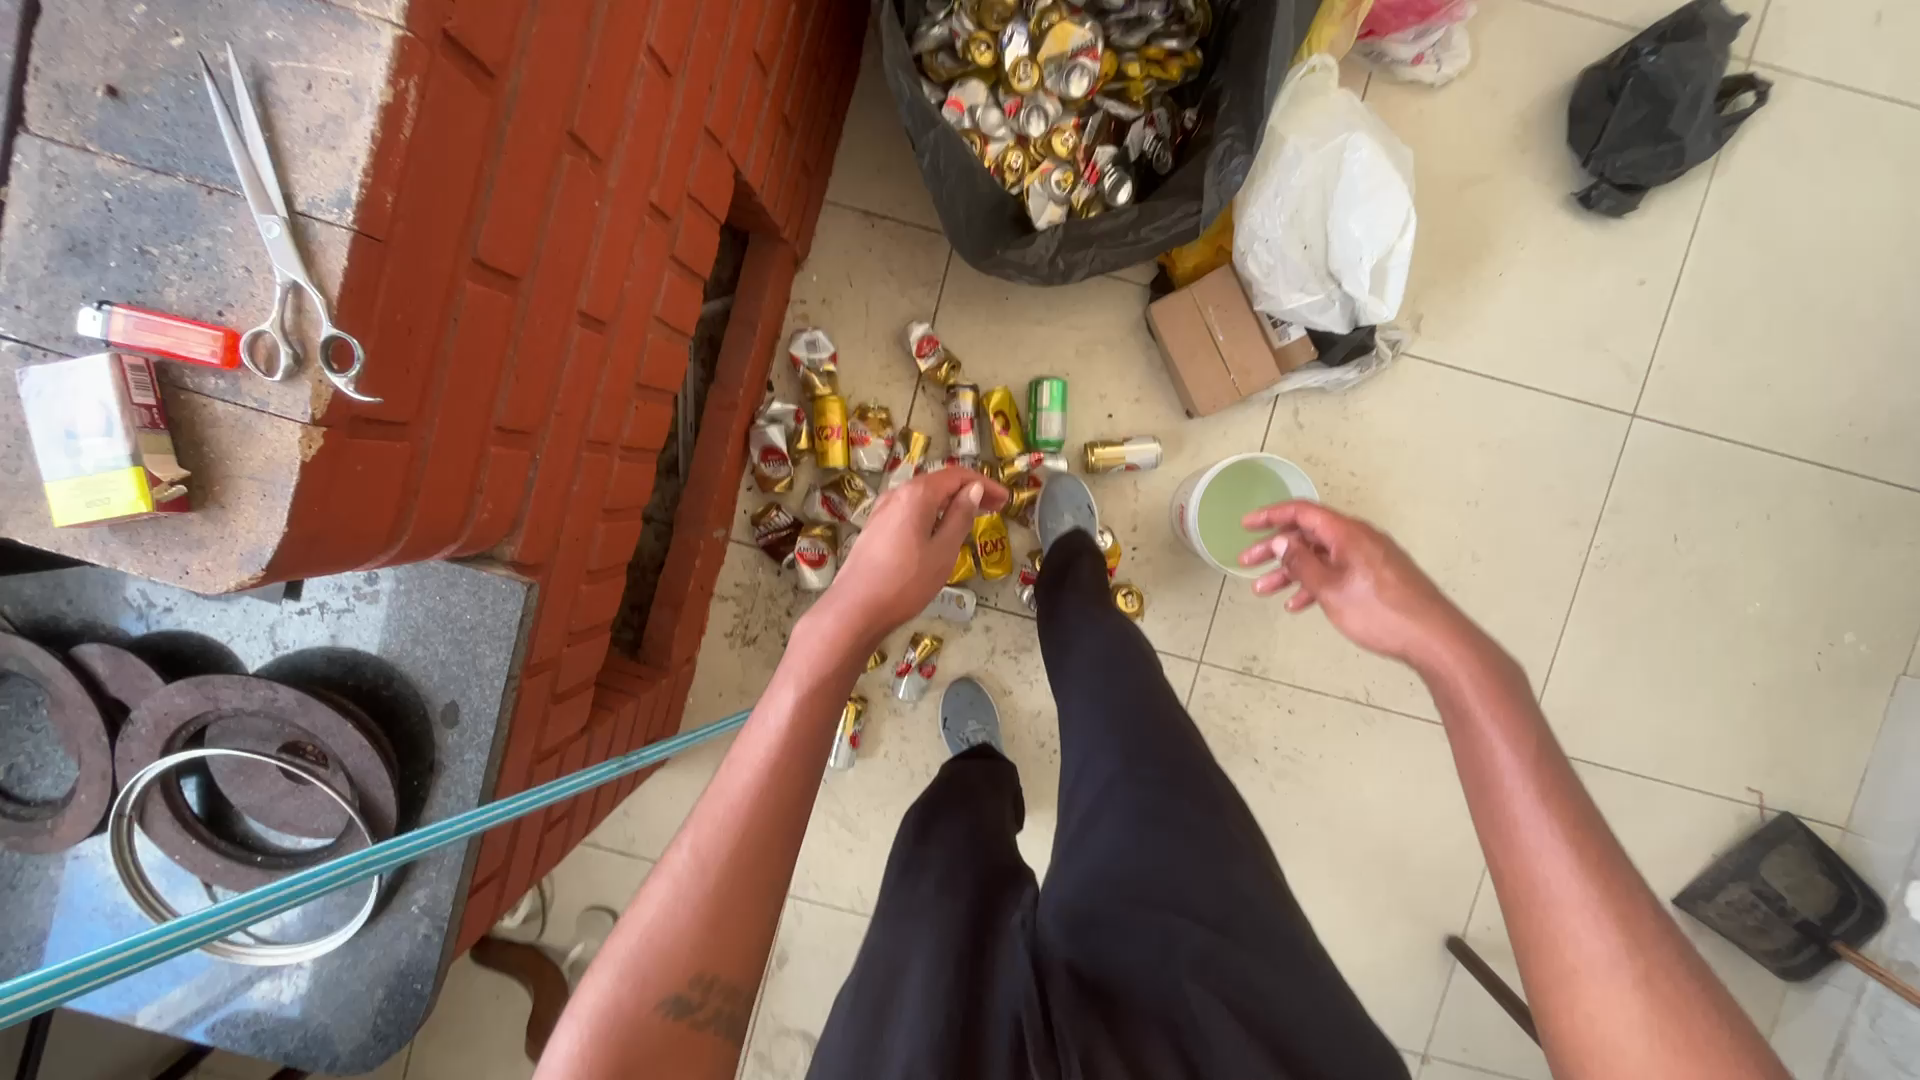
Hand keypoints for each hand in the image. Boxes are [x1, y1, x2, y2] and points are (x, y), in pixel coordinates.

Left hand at [812, 469, 1008, 648]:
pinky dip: (932, 513)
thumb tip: (973, 490)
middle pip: (939, 482)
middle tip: (995, 508)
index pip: (957, 476)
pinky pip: (910, 510)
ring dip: (950, 502)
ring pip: (923, 496)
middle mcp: (897, 494)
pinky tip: (940, 530)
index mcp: (916, 494)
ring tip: (972, 518)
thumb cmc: (905, 582)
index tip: (1006, 500)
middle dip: (969, 491)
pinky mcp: (876, 527)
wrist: (855, 609)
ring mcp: (882, 510)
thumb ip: (960, 517)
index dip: (985, 484)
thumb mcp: (943, 551)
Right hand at [1238, 501, 1465, 668]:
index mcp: (1347, 533)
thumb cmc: (1380, 612)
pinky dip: (1314, 583)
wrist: (1432, 638)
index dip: (1270, 515)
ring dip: (1290, 571)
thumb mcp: (1329, 588)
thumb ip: (1301, 563)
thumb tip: (1281, 542)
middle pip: (1308, 535)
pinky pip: (1335, 571)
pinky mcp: (1375, 576)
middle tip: (1247, 561)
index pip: (1302, 511)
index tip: (1247, 524)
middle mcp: (1357, 539)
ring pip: (1319, 556)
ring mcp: (1368, 557)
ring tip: (1264, 590)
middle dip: (1274, 549)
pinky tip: (1298, 603)